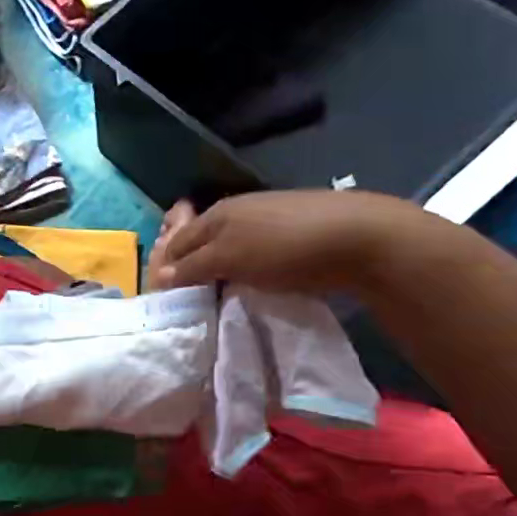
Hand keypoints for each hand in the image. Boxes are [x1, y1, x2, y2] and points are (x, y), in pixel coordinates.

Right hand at [151, 190, 443, 292]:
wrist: (356, 239)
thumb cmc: (284, 248)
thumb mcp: (231, 258)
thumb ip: (195, 266)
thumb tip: (160, 275)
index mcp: (217, 214)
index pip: (177, 242)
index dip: (165, 267)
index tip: (161, 300)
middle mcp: (238, 212)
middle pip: (200, 241)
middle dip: (188, 267)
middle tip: (184, 304)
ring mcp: (266, 221)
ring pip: (227, 248)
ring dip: (216, 270)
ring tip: (212, 299)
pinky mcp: (290, 235)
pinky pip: (252, 254)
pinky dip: (241, 270)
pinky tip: (245, 285)